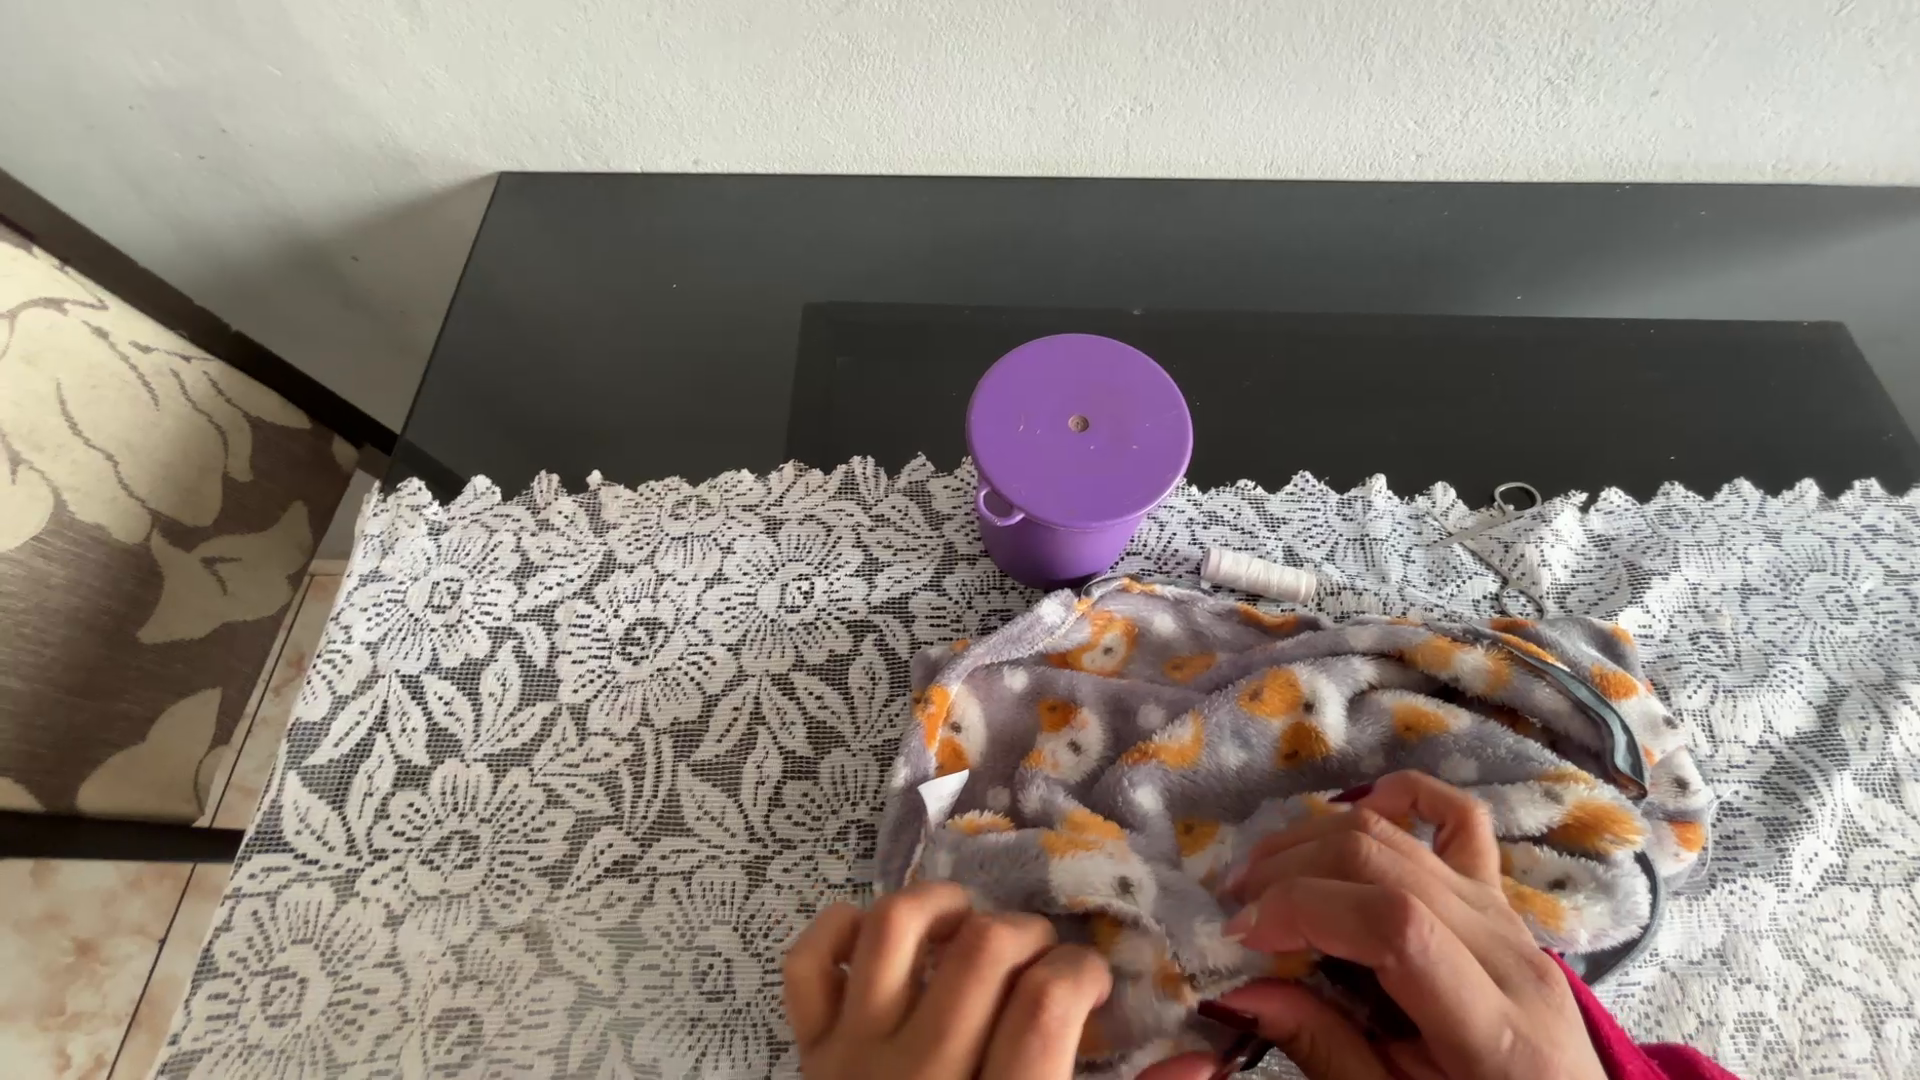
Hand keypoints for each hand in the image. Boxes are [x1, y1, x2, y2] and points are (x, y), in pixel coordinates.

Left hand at [783, 881, 1113, 1079]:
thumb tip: (1203, 1060)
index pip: (1047, 1004)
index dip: (1082, 972)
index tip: (1090, 981)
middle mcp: (917, 1079)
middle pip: (981, 950)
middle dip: (1027, 933)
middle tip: (1040, 956)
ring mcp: (851, 1061)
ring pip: (893, 928)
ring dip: (941, 905)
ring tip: (970, 927)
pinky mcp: (807, 1054)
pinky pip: (807, 961)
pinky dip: (840, 928)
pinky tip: (881, 943)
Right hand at [1139, 771, 1606, 1079]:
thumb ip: (1321, 1049)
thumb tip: (1236, 990)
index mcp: (1499, 1030)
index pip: (1392, 924)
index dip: (1301, 910)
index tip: (1240, 937)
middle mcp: (1508, 953)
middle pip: (1380, 863)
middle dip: (1287, 874)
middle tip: (1236, 909)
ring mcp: (1506, 913)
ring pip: (1390, 834)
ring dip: (1307, 842)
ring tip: (1260, 877)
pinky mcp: (1498, 895)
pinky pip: (1459, 817)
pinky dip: (1400, 797)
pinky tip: (1355, 810)